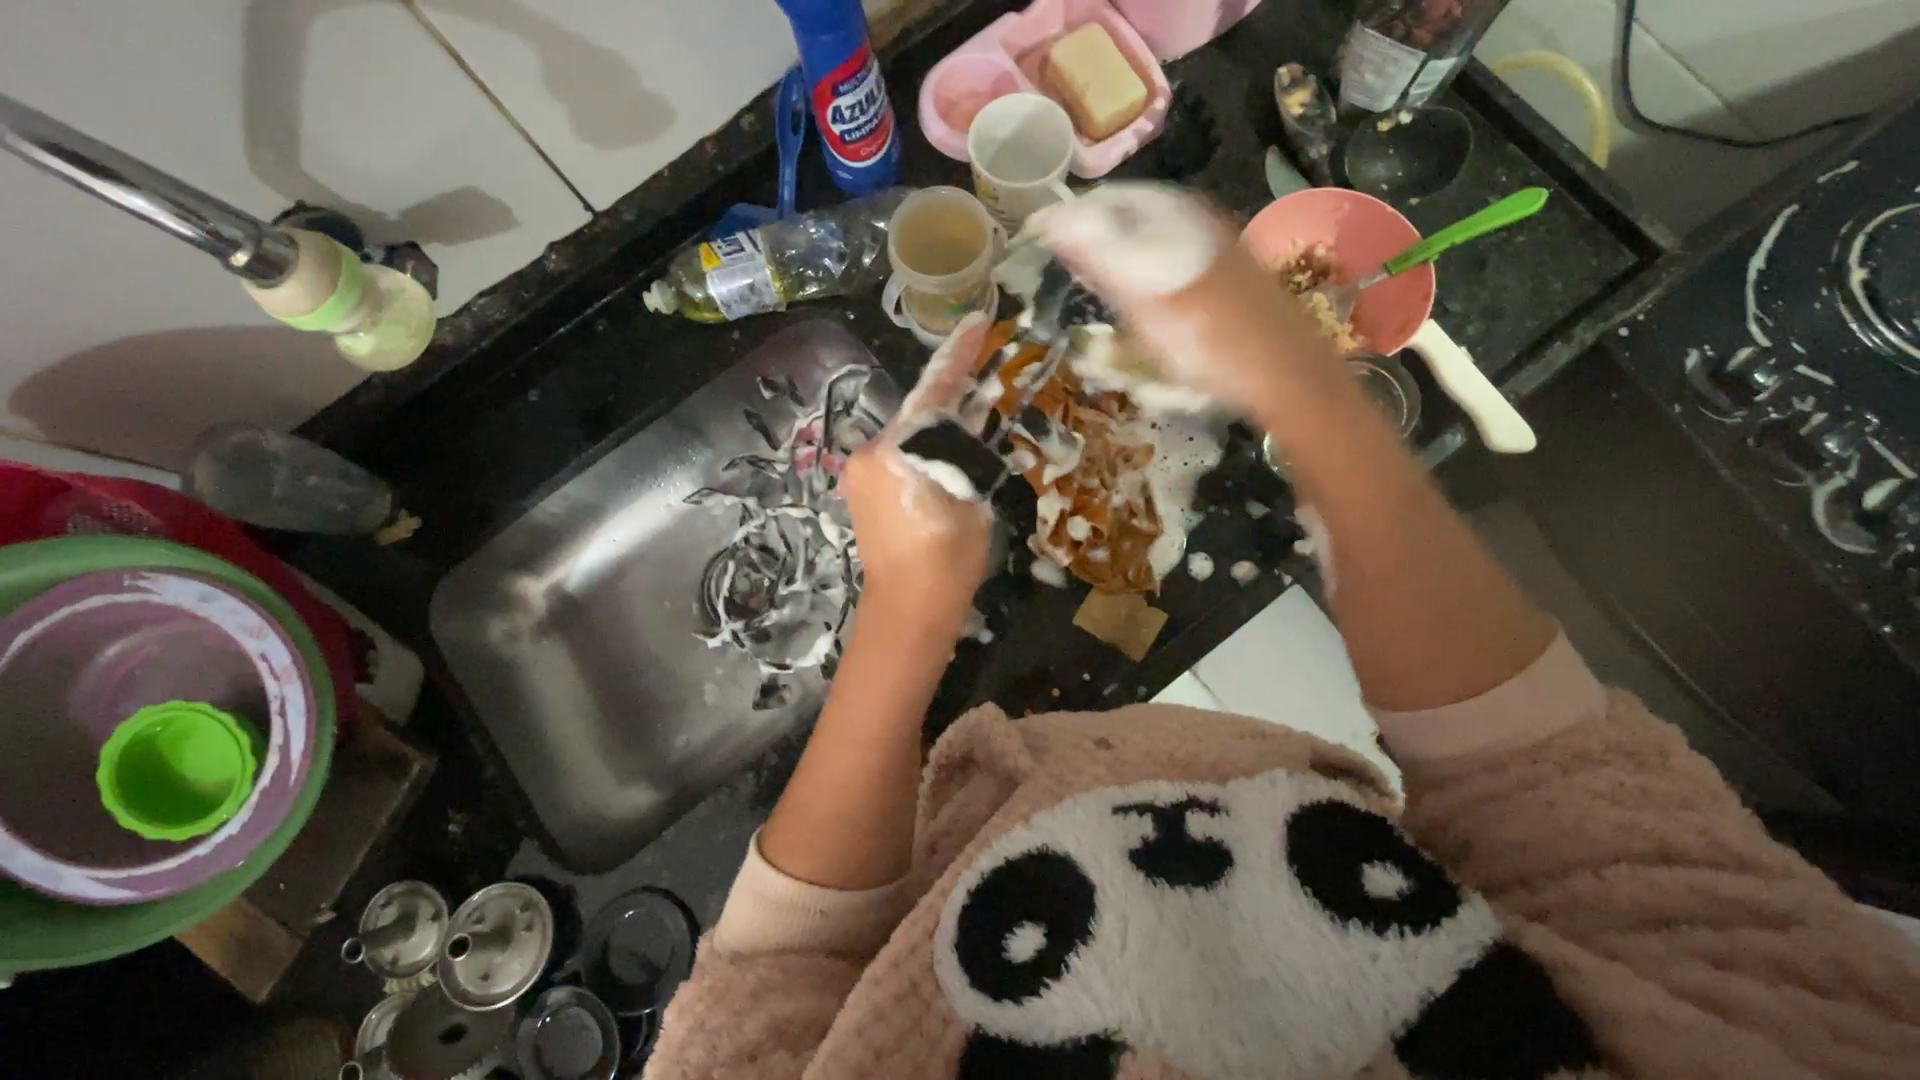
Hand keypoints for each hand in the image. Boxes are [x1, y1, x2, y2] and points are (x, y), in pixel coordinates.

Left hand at [844, 314, 994, 633]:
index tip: (976, 321)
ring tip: (975, 416)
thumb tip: (966, 425)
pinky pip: (899, 454)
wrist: (908, 608)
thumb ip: (965, 454)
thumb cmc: (949, 560)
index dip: (958, 354)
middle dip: (953, 395)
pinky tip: (950, 448)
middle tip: (986, 374)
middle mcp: (871, 452)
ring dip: (940, 425)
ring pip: (909, 433)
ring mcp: (860, 470)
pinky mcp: (861, 488)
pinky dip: (925, 447)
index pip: (933, 391)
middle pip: (918, 411)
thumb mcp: (973, 498)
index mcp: (900, 451)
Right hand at [1026, 183, 1347, 422]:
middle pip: (1134, 219)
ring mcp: (1218, 250)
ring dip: (1122, 261)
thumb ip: (1098, 256)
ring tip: (1099, 287)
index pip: (1111, 199)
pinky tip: (1144, 308)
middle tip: (1067, 265)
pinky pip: (1174, 265)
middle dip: (1096, 239)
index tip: (1041, 238)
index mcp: (1179, 216)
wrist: (1288, 376)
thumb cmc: (1211, 340)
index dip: (1072, 217)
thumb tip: (1050, 218)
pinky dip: (1148, 279)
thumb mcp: (1146, 300)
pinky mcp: (1230, 279)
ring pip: (1155, 242)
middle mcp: (1200, 222)